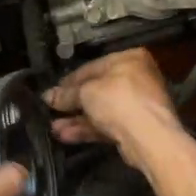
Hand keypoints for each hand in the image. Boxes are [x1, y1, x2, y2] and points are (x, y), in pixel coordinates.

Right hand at [43, 49, 179, 159]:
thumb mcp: (86, 92)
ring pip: (100, 110)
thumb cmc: (118, 100)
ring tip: (54, 129)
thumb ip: (67, 94)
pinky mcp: (134, 127)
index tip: (51, 93)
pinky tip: (66, 136)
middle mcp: (135, 78)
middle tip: (51, 111)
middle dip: (72, 103)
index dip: (69, 81)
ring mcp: (136, 104)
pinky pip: (106, 125)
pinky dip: (87, 130)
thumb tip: (47, 96)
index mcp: (129, 59)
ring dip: (76, 120)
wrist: (148, 136)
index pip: (92, 67)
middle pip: (96, 90)